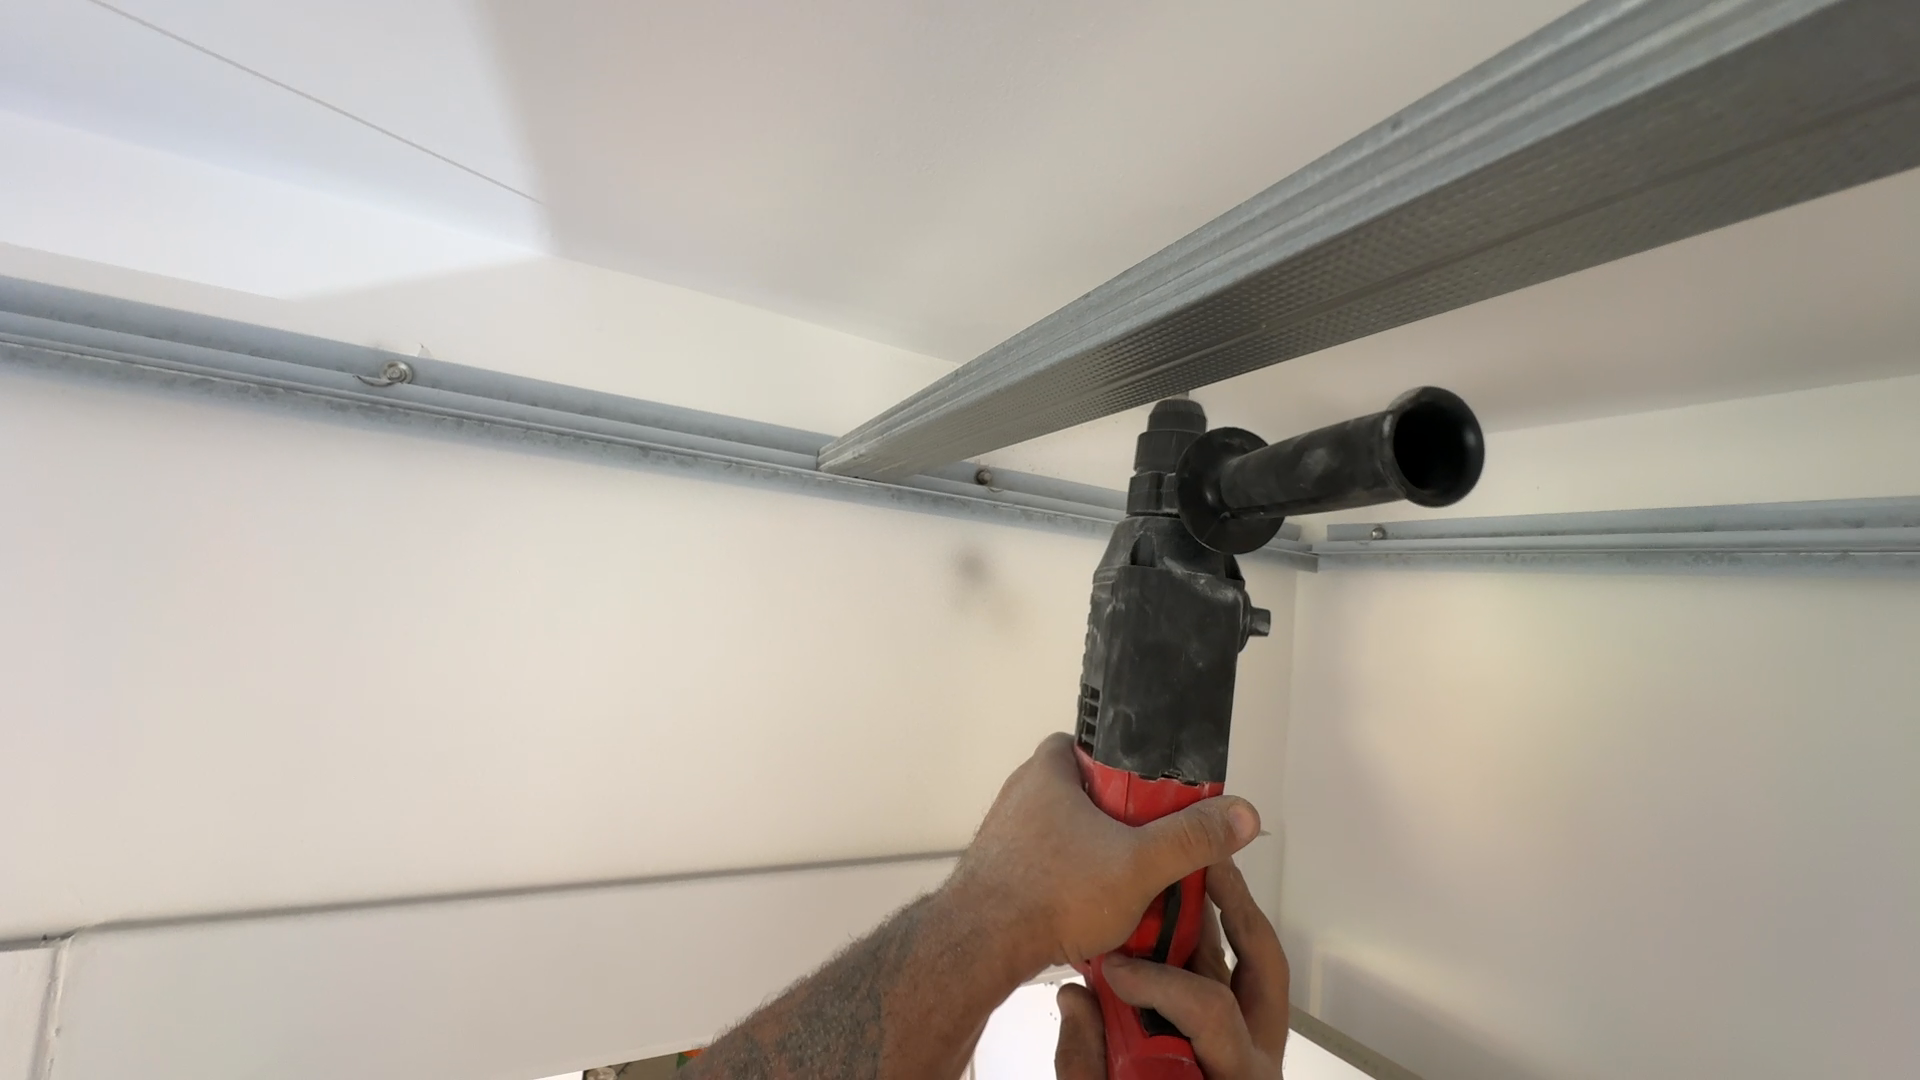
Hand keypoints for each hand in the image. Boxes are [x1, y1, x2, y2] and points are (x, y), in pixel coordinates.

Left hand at [946, 733, 1260, 975]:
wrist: (982, 945)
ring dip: (1094, 853)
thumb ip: (1191, 839)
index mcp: (1048, 769)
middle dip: (1116, 818)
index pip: (1090, 745)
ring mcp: (1007, 832)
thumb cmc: (1050, 892)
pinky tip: (1089, 908)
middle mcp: (1022, 793)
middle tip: (1147, 844)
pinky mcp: (1000, 868)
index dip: (1123, 765)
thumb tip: (1240, 813)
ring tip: (1125, 882)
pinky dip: (1070, 880)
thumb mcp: (1139, 863)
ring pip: (1065, 832)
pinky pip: (1046, 863)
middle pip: (1083, 791)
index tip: (1151, 793)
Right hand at [1054, 858, 1288, 1078]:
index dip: (1161, 981)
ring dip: (1228, 908)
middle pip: (1264, 971)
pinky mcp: (1230, 1035)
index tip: (1113, 970)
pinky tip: (1176, 910)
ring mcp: (1246, 1044)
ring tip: (1196, 863)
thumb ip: (1085, 1067)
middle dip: (1235, 911)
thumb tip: (1075, 997)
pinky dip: (1210, 933)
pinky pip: (1231, 972)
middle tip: (1201, 864)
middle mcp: (1251, 1059)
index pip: (1210, 1011)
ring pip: (1255, 964)